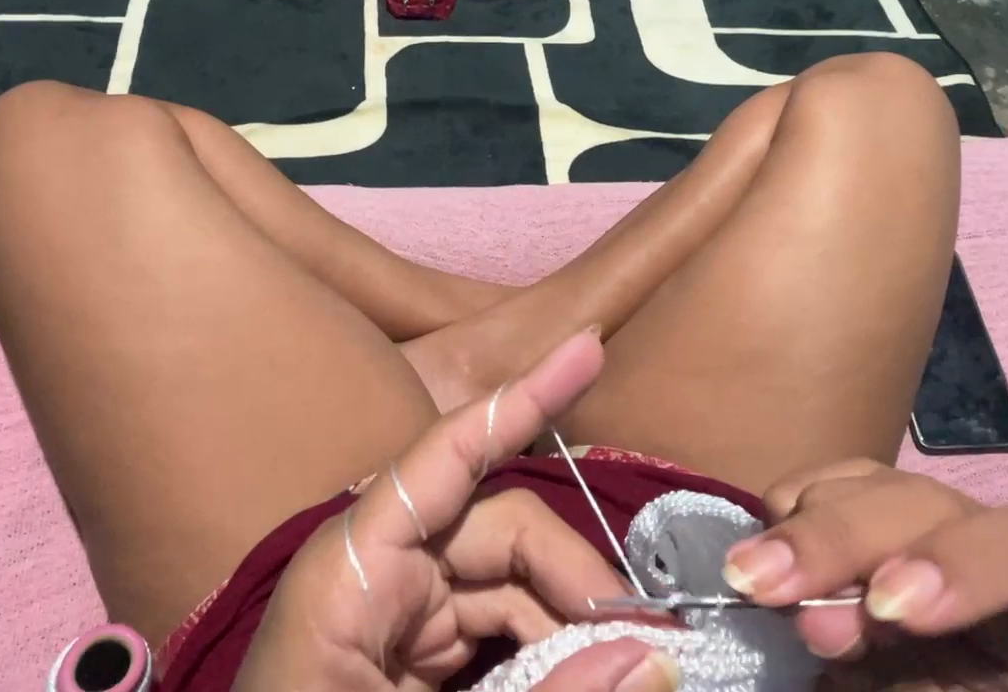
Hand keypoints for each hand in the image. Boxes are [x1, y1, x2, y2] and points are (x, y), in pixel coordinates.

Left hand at [236, 332, 678, 691]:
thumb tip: (653, 657)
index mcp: (354, 568)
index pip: (449, 452)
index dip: (524, 396)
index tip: (588, 348)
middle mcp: (381, 565)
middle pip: (501, 527)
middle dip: (577, 573)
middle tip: (650, 640)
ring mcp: (401, 607)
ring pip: (510, 579)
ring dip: (571, 618)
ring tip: (628, 663)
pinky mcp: (416, 649)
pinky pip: (498, 622)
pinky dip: (545, 644)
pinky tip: (581, 669)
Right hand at [723, 460, 1007, 690]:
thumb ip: (908, 685)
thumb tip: (824, 625)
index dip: (964, 568)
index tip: (890, 611)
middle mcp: (977, 533)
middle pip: (919, 506)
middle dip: (840, 543)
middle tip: (771, 590)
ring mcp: (910, 506)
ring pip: (856, 488)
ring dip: (798, 535)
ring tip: (753, 584)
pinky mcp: (850, 497)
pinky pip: (808, 483)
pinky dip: (779, 517)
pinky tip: (762, 560)